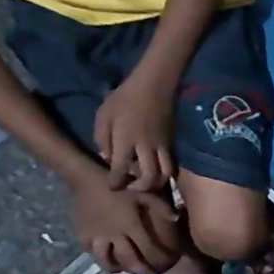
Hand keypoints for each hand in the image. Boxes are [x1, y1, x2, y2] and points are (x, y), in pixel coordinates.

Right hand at [71, 172, 180, 273]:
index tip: (168, 264)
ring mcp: (95, 237)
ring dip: (119, 268)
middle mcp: (113, 236)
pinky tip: (109, 260)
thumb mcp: (146, 192)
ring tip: (128, 270)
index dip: (159, 259)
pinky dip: (101, 259)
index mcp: (131, 226)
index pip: (148, 250)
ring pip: (106, 261)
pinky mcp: (82, 235)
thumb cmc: (121, 186)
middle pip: (129, 260)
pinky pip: (91, 253)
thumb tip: (176, 219)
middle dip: (142, 270)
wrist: (87, 179)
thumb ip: (162, 206)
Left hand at [94, 73, 176, 191]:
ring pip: (166, 173)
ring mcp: (162, 145)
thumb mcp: (103, 116)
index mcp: (126, 140)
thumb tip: (108, 158)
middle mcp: (146, 147)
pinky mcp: (171, 143)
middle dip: (141, 187)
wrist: (154, 85)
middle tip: (132, 187)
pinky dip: (165, 172)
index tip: (112, 186)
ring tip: (146, 182)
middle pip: (150, 177)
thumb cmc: (124, 98)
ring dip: (156, 182)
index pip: (121, 168)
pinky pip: (171, 164)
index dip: (115, 181)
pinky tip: (156, 171)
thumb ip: (102, 139)